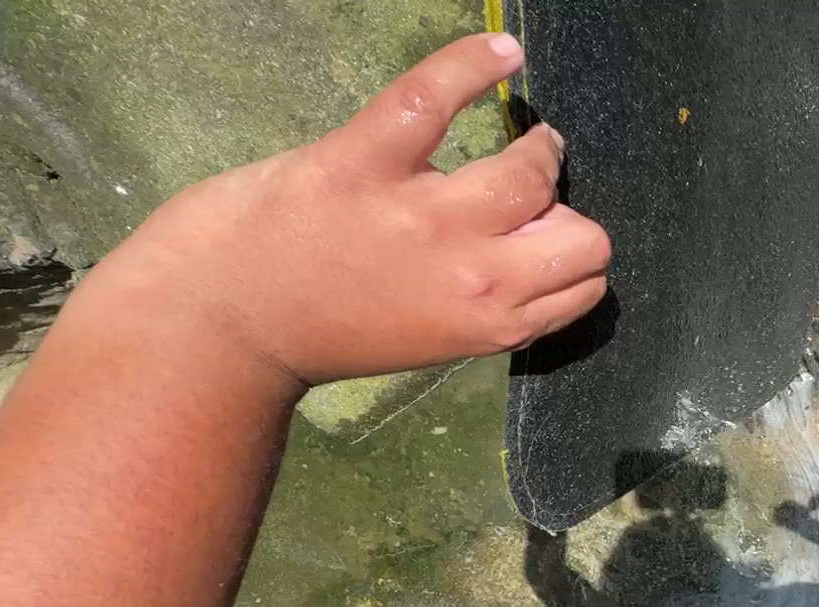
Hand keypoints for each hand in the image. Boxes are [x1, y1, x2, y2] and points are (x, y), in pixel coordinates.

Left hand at [68, 32, 608, 387]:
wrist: (231, 319)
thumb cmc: (342, 333)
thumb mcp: (450, 340)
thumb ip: (505, 306)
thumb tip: (539, 255)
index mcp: (500, 323)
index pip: (587, 281)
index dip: (573, 260)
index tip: (546, 244)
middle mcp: (481, 275)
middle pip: (583, 235)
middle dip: (567, 217)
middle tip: (535, 199)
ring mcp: (427, 217)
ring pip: (531, 174)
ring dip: (538, 154)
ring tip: (527, 140)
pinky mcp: (367, 162)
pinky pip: (432, 97)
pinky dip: (473, 65)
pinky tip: (504, 52)